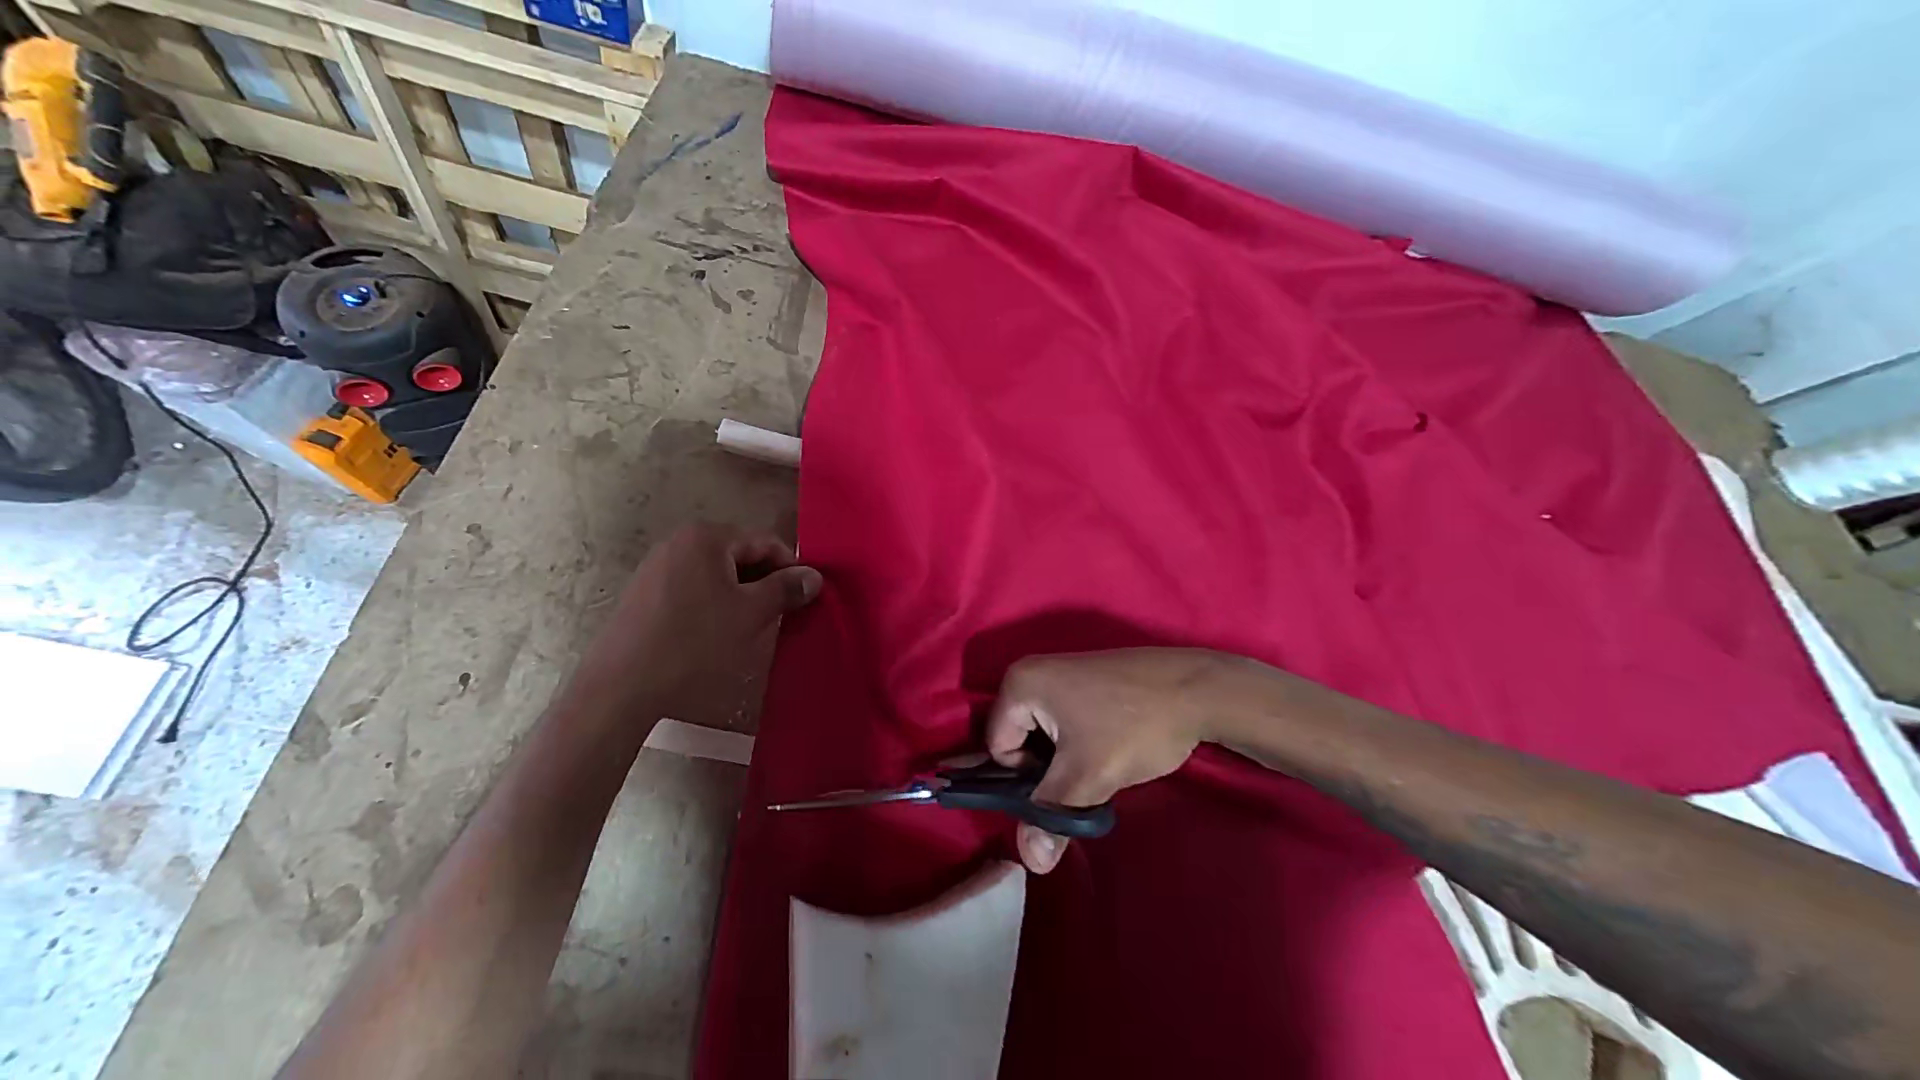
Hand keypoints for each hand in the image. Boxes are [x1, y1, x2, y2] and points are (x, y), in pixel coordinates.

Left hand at [567, 522, 821, 733]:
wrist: (622, 686)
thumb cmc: (694, 642)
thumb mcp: (750, 614)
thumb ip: (785, 589)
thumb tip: (814, 576)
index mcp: (706, 537)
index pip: (764, 542)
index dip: (790, 568)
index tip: (806, 597)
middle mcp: (678, 542)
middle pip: (739, 554)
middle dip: (765, 581)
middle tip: (782, 614)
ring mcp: (656, 567)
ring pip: (716, 573)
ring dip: (740, 594)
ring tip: (752, 626)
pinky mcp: (643, 594)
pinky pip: (692, 588)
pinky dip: (714, 604)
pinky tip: (717, 634)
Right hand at [987, 648, 1236, 872]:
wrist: (1201, 690)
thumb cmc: (1137, 726)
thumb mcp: (1089, 776)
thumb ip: (1053, 816)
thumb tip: (1032, 863)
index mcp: (1020, 684)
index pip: (998, 750)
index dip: (1027, 779)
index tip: (1067, 784)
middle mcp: (1030, 672)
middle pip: (1018, 742)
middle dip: (1047, 770)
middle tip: (1086, 778)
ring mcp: (1058, 673)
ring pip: (1042, 737)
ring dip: (1065, 760)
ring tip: (1102, 762)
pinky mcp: (1082, 681)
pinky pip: (1061, 722)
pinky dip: (1078, 743)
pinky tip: (1109, 748)